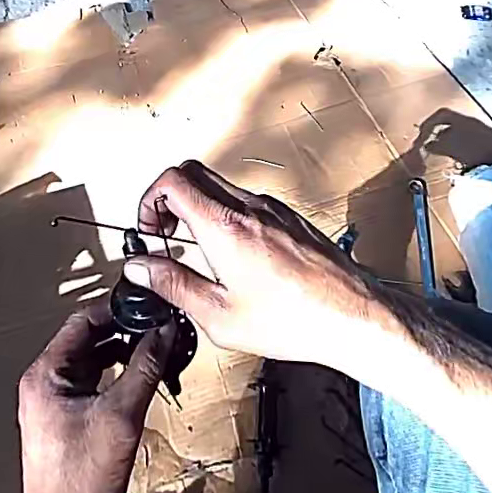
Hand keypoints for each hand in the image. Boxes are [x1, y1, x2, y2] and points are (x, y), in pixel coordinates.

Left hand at [15, 298, 173, 492]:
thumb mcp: (122, 413)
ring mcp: (53, 402)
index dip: (114, 310)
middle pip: (86, 339)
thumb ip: (144, 366)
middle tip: (150, 324)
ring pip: (90, 360)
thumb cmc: (79, 484)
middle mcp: (44, 383)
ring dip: (119, 353)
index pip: (82, 321)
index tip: (140, 304)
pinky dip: (114, 374)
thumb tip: (162, 333)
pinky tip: (136, 377)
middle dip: (121, 331)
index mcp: (45, 374)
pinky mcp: (65, 419)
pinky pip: (92, 381)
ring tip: (149, 348)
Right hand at [125, 161, 380, 372]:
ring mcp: (269, 206)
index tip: (149, 229)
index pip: (172, 181)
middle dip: (168, 197)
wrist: (351, 315)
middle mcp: (247, 207)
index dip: (149, 200)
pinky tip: (230, 250)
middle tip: (165, 231)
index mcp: (225, 227)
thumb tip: (140, 267)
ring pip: (217, 183)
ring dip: (196, 205)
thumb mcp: (219, 316)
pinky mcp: (285, 214)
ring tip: (198, 247)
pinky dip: (223, 212)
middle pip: (192, 171)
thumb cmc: (294, 321)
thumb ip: (173, 285)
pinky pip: (243, 198)